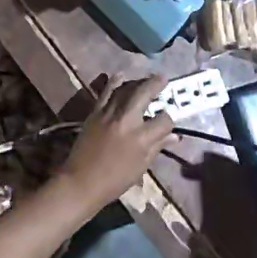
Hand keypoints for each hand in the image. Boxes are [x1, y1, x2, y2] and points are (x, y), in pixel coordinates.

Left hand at [54, 75, 172, 209]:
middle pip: (144, 93)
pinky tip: (120, 76)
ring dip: (137, 81)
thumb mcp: (141, 166)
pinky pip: (106, 92)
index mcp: (141, 138)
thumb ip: (158, 146)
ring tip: (145, 79)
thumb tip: (174, 136)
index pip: (163, 120)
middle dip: (156, 84)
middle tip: (163, 78)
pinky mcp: (95, 112)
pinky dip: (114, 82)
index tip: (167, 122)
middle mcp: (127, 120)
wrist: (82, 181)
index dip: (169, 120)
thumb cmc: (115, 180)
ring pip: (125, 89)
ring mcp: (109, 114)